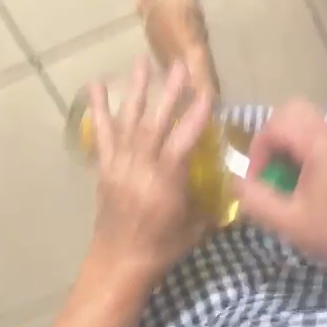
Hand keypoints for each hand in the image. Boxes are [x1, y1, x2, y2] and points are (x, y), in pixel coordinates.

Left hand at [84, 57, 214, 280]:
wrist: (119, 264)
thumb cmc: (162, 248)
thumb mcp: (195, 226)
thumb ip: (210, 199)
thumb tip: (230, 180)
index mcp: (166, 181)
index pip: (184, 140)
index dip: (196, 116)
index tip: (207, 92)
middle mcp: (141, 167)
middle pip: (156, 122)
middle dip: (169, 92)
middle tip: (179, 65)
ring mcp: (119, 164)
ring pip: (129, 121)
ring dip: (137, 90)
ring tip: (142, 62)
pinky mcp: (105, 167)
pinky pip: (103, 134)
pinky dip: (99, 109)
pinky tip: (96, 86)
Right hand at [234, 100, 326, 274]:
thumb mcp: (288, 221)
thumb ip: (255, 198)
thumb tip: (234, 181)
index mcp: (319, 141)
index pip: (274, 126)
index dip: (257, 152)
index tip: (257, 182)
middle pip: (291, 111)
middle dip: (272, 137)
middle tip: (268, 169)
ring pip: (307, 121)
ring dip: (288, 142)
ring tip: (285, 177)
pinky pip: (322, 135)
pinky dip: (305, 148)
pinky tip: (305, 182)